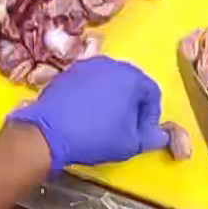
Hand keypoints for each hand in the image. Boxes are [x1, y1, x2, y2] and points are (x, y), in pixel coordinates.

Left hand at [5, 57, 172, 174]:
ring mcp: (85, 66)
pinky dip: (90, 100)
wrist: (48, 132)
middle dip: (131, 108)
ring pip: (107, 84)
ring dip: (110, 103)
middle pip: (129, 85)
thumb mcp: (128, 144)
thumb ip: (148, 139)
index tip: (142, 135)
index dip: (151, 117)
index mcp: (131, 76)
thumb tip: (159, 137)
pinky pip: (87, 86)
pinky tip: (83, 119)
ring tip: (103, 126)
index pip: (152, 94)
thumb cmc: (95, 137)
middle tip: (124, 131)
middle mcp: (109, 64)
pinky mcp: (65, 74)